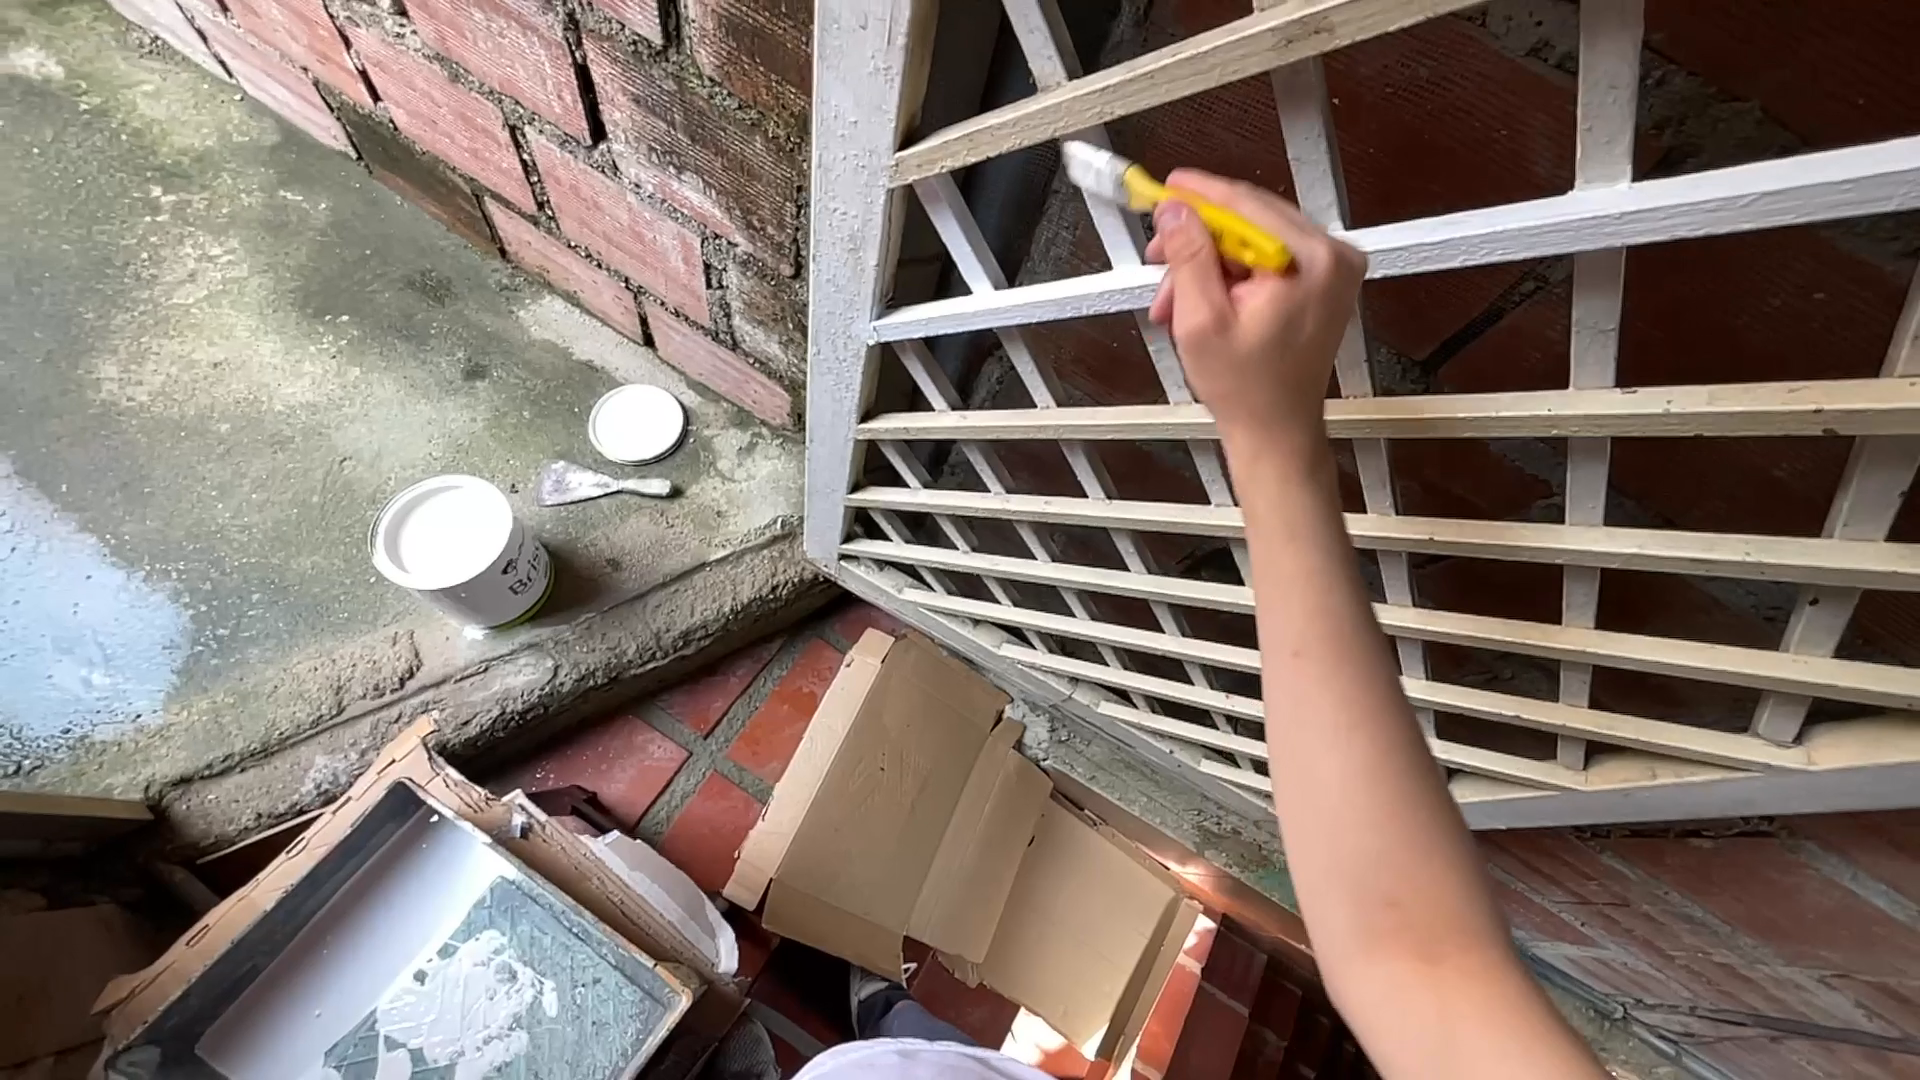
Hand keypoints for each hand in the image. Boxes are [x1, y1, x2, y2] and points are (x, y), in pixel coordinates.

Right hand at [1145, 170, 1365, 446]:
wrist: (1276, 430)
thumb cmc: (1244, 388)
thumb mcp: (1201, 321)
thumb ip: (1189, 258)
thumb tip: (1175, 210)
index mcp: (1309, 261)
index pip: (1246, 205)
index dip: (1200, 196)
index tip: (1168, 188)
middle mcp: (1332, 256)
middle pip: (1251, 219)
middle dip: (1198, 240)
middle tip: (1158, 258)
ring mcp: (1333, 269)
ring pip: (1255, 240)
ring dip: (1209, 264)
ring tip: (1174, 302)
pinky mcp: (1325, 283)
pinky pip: (1269, 259)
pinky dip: (1232, 275)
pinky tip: (1204, 301)